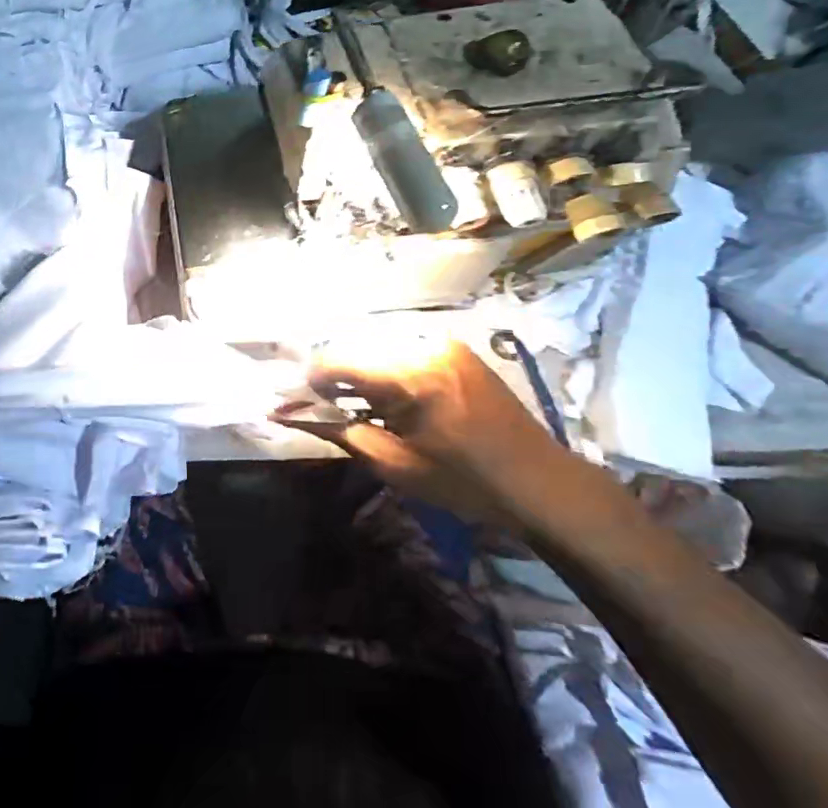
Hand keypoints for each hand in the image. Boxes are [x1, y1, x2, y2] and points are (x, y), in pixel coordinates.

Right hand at [279, 338, 568, 524]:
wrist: (542, 483)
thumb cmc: (465, 482)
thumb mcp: (393, 464)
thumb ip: (336, 431)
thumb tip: (286, 416)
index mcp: (409, 376)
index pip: (334, 362)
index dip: (310, 384)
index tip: (303, 407)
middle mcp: (423, 346)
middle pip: (352, 348)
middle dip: (332, 377)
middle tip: (329, 408)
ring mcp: (442, 343)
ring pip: (374, 344)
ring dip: (357, 370)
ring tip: (360, 405)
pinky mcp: (454, 348)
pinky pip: (400, 346)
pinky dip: (383, 365)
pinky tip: (388, 395)